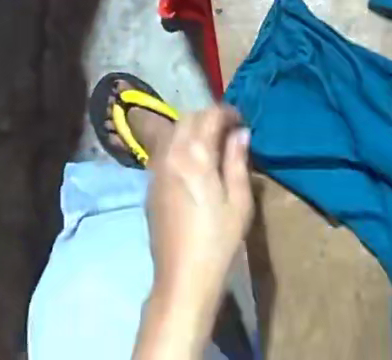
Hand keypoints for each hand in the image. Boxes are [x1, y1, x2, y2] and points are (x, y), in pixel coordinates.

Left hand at [139, 107, 252, 349]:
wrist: (181, 279)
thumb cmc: (217, 240)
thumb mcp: (239, 200)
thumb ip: (238, 160)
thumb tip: (240, 133)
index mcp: (196, 153)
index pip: (210, 115)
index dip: (228, 113)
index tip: (241, 122)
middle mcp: (171, 153)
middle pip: (188, 117)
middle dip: (208, 117)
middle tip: (227, 130)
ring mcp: (156, 168)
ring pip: (171, 130)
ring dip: (191, 127)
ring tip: (209, 143)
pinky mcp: (150, 184)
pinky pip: (162, 149)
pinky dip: (177, 142)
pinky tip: (191, 161)